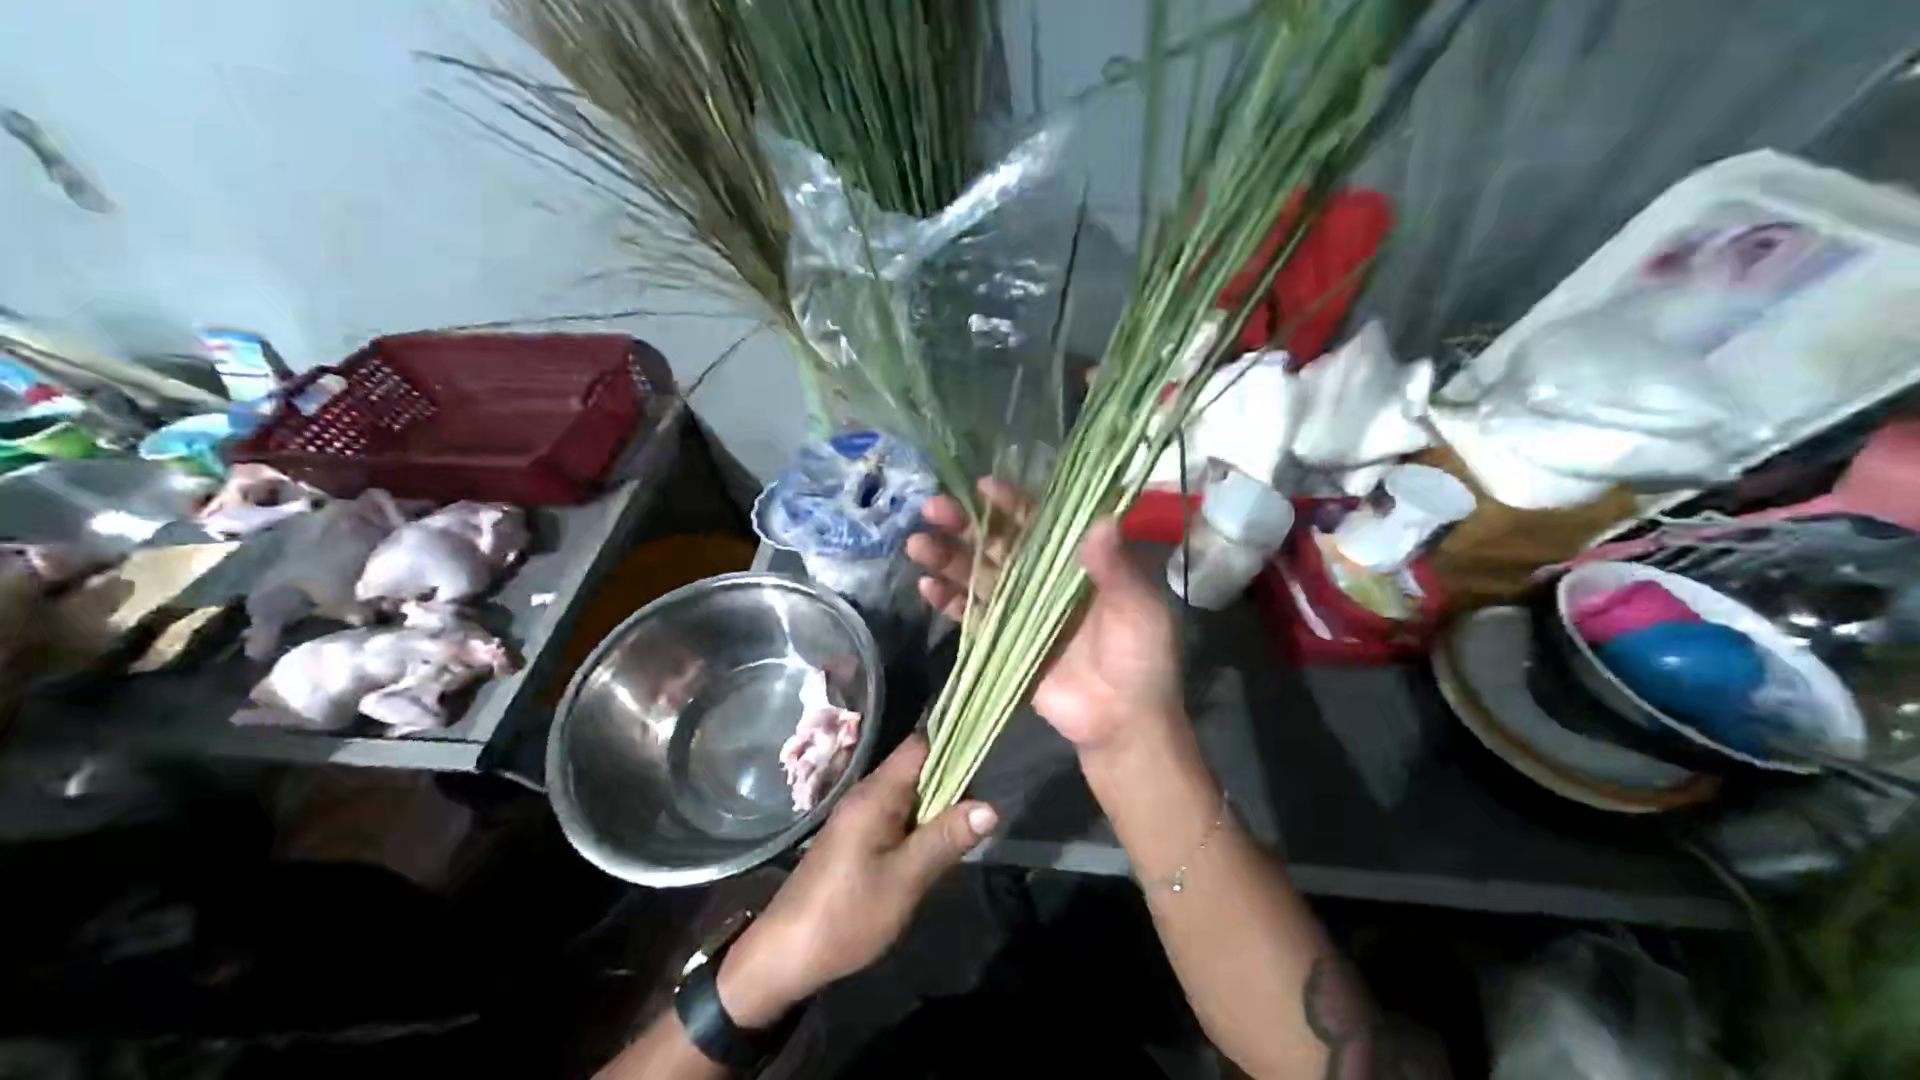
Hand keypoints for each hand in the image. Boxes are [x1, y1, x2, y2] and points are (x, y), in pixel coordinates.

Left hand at [715, 735, 996, 1026]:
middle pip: (917, 767)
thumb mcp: (905, 879)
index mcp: (875, 794)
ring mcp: (859, 816)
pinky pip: (897, 814)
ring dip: (939, 802)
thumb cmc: (846, 914)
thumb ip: (946, 839)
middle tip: (988, 799)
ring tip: (972, 821)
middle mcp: (866, 794)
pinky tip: (939, 843)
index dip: (955, 741)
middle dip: (954, 777)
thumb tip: (991, 806)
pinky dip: (921, 820)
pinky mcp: (857, 837)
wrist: (784, 955)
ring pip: (909, 792)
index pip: (920, 745)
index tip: (989, 750)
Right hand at [908, 479, 1183, 751]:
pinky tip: (927, 587)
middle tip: (932, 509)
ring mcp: (1019, 610)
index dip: (1011, 504)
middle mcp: (1042, 578)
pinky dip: (949, 601)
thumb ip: (1117, 569)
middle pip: (998, 543)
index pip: (1039, 523)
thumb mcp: (1139, 609)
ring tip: (917, 544)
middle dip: (964, 524)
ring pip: (977, 574)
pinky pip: (971, 615)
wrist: (1123, 722)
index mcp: (1075, 562)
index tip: (983, 487)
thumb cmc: (1141, 659)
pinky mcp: (1001, 640)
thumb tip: (1101, 520)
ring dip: (947, 558)